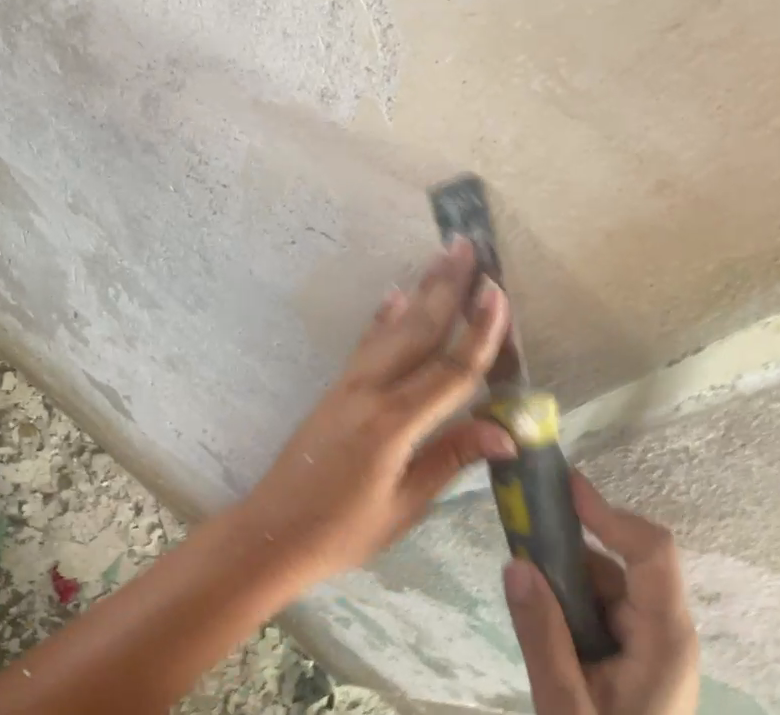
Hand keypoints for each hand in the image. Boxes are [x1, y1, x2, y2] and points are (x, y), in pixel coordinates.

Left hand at [232, 237, 517, 581]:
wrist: (272, 531)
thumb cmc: (343, 531)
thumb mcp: (405, 505)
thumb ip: (451, 458)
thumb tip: (507, 432)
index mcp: (394, 423)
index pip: (451, 371)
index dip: (480, 333)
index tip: (500, 294)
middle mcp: (372, 391)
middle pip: (419, 331)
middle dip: (448, 288)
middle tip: (469, 246)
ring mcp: (350, 385)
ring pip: (395, 329)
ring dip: (422, 291)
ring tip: (443, 256)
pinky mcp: (337, 388)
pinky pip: (368, 343)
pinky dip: (385, 317)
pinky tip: (396, 294)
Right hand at [504, 474, 698, 714]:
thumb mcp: (566, 706)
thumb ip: (542, 635)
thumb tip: (515, 562)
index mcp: (664, 637)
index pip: (651, 550)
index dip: (609, 512)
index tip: (561, 488)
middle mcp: (665, 631)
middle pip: (620, 564)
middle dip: (568, 552)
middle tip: (517, 541)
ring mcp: (652, 647)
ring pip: (605, 588)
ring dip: (563, 584)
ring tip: (525, 601)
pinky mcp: (637, 662)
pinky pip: (600, 614)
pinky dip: (568, 609)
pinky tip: (543, 630)